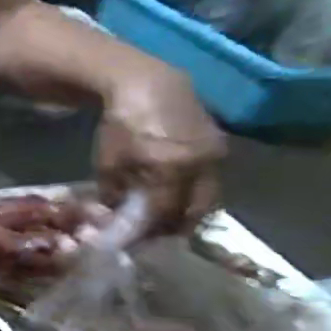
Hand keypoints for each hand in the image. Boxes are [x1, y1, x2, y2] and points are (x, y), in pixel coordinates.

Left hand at [96, 67, 225, 233]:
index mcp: (172, 168)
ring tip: (161, 223)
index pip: (164, 212)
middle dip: (173, 228)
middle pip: (195, 209)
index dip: (146, 232)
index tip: (130, 244)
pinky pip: (209, 181)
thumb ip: (115, 194)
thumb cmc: (121, 127)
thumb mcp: (108, 164)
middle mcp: (203, 164)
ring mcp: (217, 155)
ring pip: (207, 197)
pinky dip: (192, 196)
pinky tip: (173, 201)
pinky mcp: (221, 147)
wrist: (152, 87)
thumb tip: (118, 218)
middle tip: (150, 239)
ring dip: (185, 214)